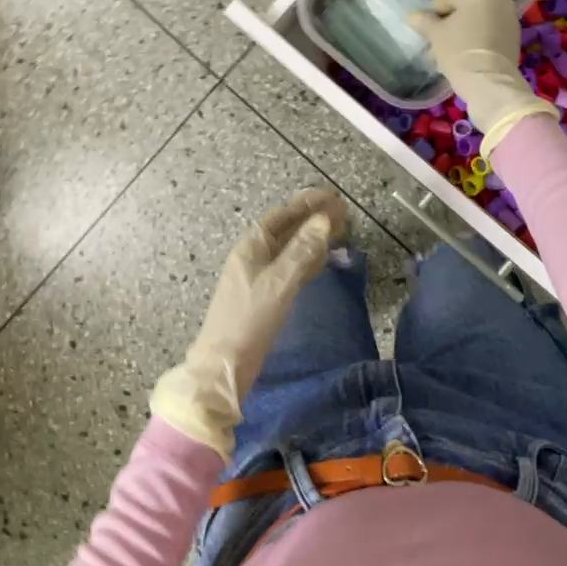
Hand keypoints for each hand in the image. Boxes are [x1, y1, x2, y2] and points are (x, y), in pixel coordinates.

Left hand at [149, 189, 347, 457]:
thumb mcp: (279, 284)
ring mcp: (258, 276)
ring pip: (290, 249)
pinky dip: (308, 260)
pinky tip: (322, 261)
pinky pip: (290, 268)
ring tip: (340, 232)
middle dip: (313, 219)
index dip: (308, 204)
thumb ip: (302, 251)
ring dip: (313, 239)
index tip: (334, 198)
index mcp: (251, 246)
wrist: (223, 368)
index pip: (283, 215)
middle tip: (344, 214)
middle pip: (287, 229)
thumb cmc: (249, 322)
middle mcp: (253, 255)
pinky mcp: (264, 296)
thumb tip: (324, 219)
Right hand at [407, 0, 557, 154]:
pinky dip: (477, 40)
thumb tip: (412, 16)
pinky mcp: (514, 38)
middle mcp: (499, 0)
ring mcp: (510, 19)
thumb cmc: (458, 50)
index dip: (434, 12)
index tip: (425, 27)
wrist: (488, 81)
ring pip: (478, 22)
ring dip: (463, 32)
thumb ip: (423, 21)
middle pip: (466, 9)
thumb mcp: (435, 35)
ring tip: (448, 51)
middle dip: (450, 23)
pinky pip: (490, 33)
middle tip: (435, 40)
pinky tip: (464, 55)